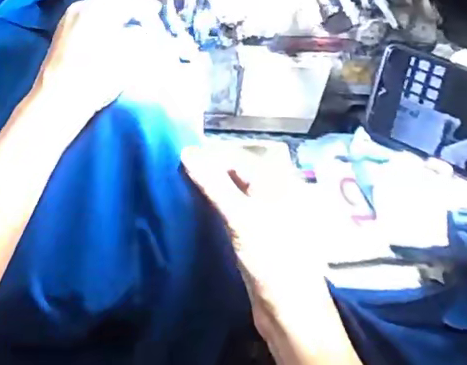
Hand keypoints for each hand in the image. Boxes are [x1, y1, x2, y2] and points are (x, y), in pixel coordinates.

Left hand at [28, 0, 164, 127]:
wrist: (59, 101)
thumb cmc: (97, 77)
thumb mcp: (129, 56)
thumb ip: (141, 35)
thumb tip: (144, 29)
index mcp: (99, 8)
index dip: (146, 4)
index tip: (158, 12)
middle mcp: (83, 6)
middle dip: (132, 1)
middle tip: (148, 10)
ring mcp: (70, 17)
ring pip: (100, 3)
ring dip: (118, 7)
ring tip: (132, 18)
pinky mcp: (63, 29)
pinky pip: (90, 12)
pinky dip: (105, 14)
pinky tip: (113, 26)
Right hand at [181, 147, 361, 364]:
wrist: (290, 314)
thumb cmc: (271, 257)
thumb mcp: (241, 217)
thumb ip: (214, 184)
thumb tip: (186, 152)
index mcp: (277, 180)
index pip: (238, 158)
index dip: (210, 158)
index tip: (179, 161)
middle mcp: (273, 193)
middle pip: (235, 175)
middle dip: (209, 175)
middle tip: (175, 176)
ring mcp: (265, 217)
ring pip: (232, 195)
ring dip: (210, 194)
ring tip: (180, 193)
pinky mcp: (255, 240)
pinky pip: (232, 216)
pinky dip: (214, 213)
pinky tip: (195, 216)